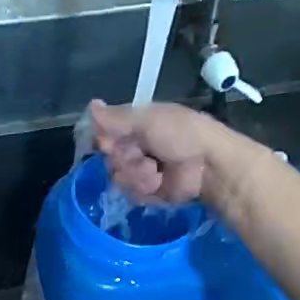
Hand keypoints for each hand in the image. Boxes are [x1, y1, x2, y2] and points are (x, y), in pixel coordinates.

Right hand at [87, 100, 260, 207]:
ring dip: (136, 174)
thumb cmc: (181, 134)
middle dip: (123, 158)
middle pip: (110, 157)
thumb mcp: (148, 119)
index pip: (105, 133)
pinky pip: (131, 193)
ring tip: (155, 170)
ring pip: (118, 176)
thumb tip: (90, 105)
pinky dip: (145, 188)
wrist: (208, 166)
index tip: (107, 142)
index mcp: (137, 125)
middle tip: (141, 155)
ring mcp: (142, 171)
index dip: (103, 139)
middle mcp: (137, 147)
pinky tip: (159, 183)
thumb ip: (117, 117)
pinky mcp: (149, 192)